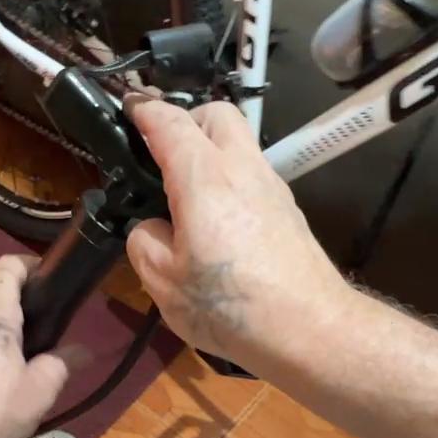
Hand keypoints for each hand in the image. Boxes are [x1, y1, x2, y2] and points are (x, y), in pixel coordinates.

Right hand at [125, 98, 349, 371]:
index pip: (169, 121)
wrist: (309, 328)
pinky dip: (229, 177)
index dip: (143, 109)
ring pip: (239, 142)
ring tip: (184, 191)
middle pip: (216, 114)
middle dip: (185, 119)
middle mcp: (242, 168)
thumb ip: (145, 242)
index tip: (128, 108)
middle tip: (161, 153)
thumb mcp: (162, 280)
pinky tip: (216, 219)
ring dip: (210, 150)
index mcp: (203, 177)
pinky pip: (252, 174)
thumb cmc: (229, 305)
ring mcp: (271, 187)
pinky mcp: (288, 210)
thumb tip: (153, 227)